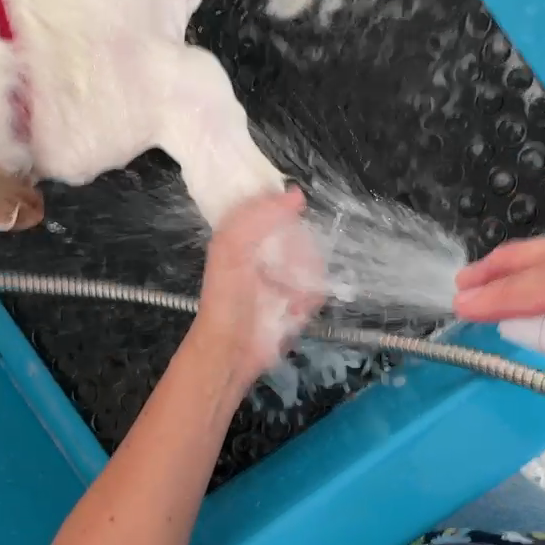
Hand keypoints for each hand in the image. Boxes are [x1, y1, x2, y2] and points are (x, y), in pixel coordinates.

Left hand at [188, 189, 325, 385]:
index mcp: (246, 236)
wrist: (231, 350)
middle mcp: (266, 253)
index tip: (296, 217)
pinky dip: (311, 299)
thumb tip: (295, 194)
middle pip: (302, 235)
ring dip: (307, 280)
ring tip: (291, 298)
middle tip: (288, 269)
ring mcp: (283, 277)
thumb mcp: (231, 249)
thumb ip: (257, 217)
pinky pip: (319, 288)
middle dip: (301, 252)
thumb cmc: (225, 298)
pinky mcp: (296, 302)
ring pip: (315, 261)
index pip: (278, 209)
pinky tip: (295, 310)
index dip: (288, 213)